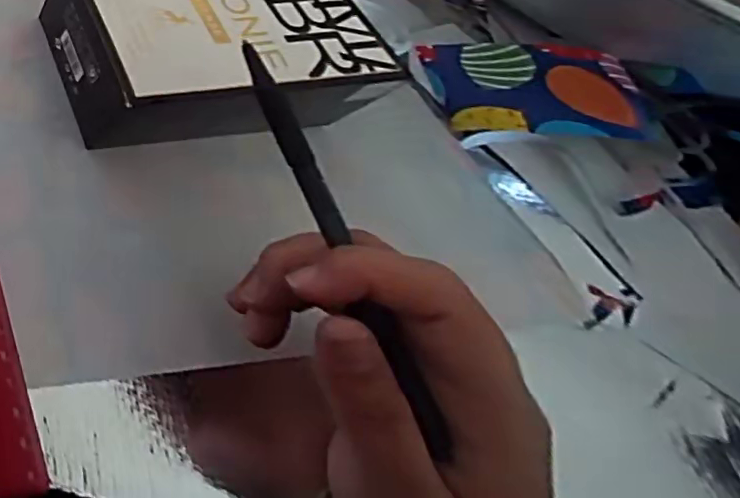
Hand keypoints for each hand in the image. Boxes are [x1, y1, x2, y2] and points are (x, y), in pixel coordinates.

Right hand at [227, 233, 551, 497]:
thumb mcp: (398, 490)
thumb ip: (374, 414)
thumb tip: (336, 324)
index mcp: (488, 392)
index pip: (434, 293)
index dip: (359, 268)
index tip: (291, 284)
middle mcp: (464, 356)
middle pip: (389, 269)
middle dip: (310, 265)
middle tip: (254, 298)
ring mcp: (428, 351)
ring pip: (360, 273)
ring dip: (295, 276)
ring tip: (250, 310)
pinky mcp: (395, 353)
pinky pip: (347, 297)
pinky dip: (299, 293)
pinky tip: (268, 316)